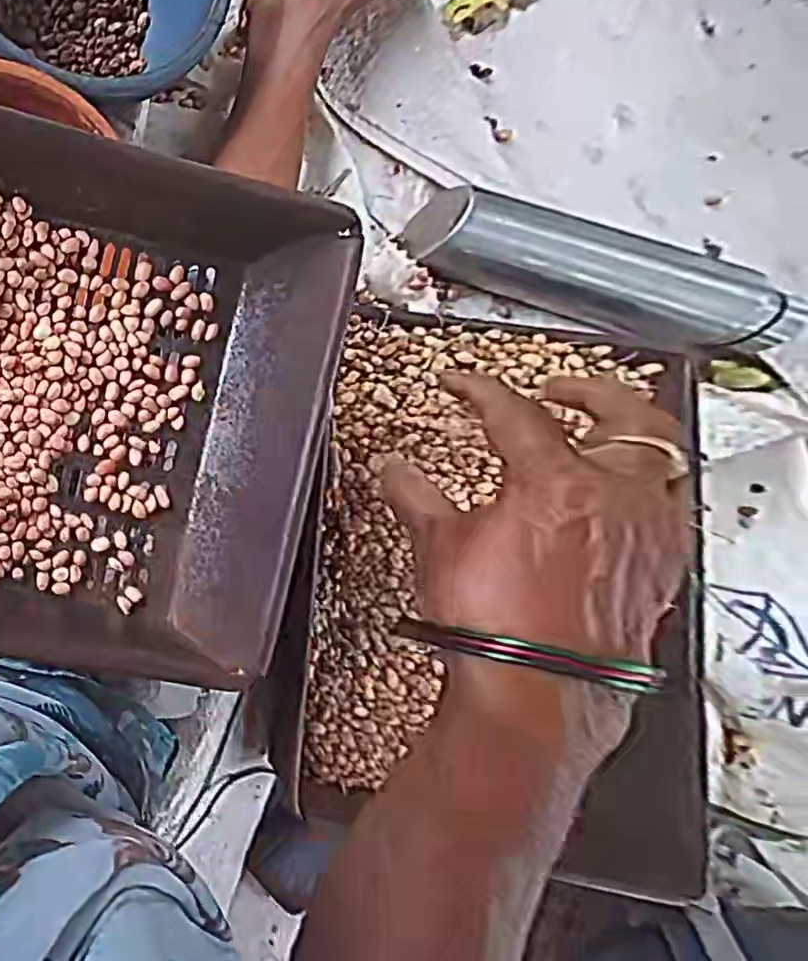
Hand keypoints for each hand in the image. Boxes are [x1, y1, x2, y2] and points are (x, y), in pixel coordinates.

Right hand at [375, 373, 687, 756]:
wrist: (539, 675)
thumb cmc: (491, 612)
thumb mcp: (436, 541)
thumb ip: (415, 494)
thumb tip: (392, 467)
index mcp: (556, 482)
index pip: (517, 415)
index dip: (481, 390)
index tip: (459, 381)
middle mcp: (617, 497)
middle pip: (629, 420)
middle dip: (593, 393)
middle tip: (559, 386)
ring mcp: (650, 530)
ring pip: (661, 460)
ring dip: (627, 436)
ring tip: (595, 433)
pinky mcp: (662, 563)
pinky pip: (665, 503)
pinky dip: (638, 483)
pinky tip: (609, 495)